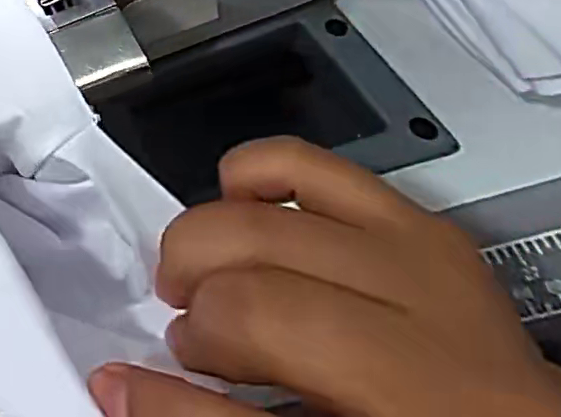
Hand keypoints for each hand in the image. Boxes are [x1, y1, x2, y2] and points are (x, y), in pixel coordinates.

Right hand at [89, 138, 560, 416]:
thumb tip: (116, 388)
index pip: (262, 395)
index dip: (175, 392)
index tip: (131, 380)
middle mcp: (443, 351)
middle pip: (262, 300)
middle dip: (198, 311)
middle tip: (188, 332)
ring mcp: (431, 268)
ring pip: (267, 225)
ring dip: (207, 243)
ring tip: (203, 274)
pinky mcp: (418, 219)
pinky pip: (307, 165)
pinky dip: (251, 173)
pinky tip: (238, 205)